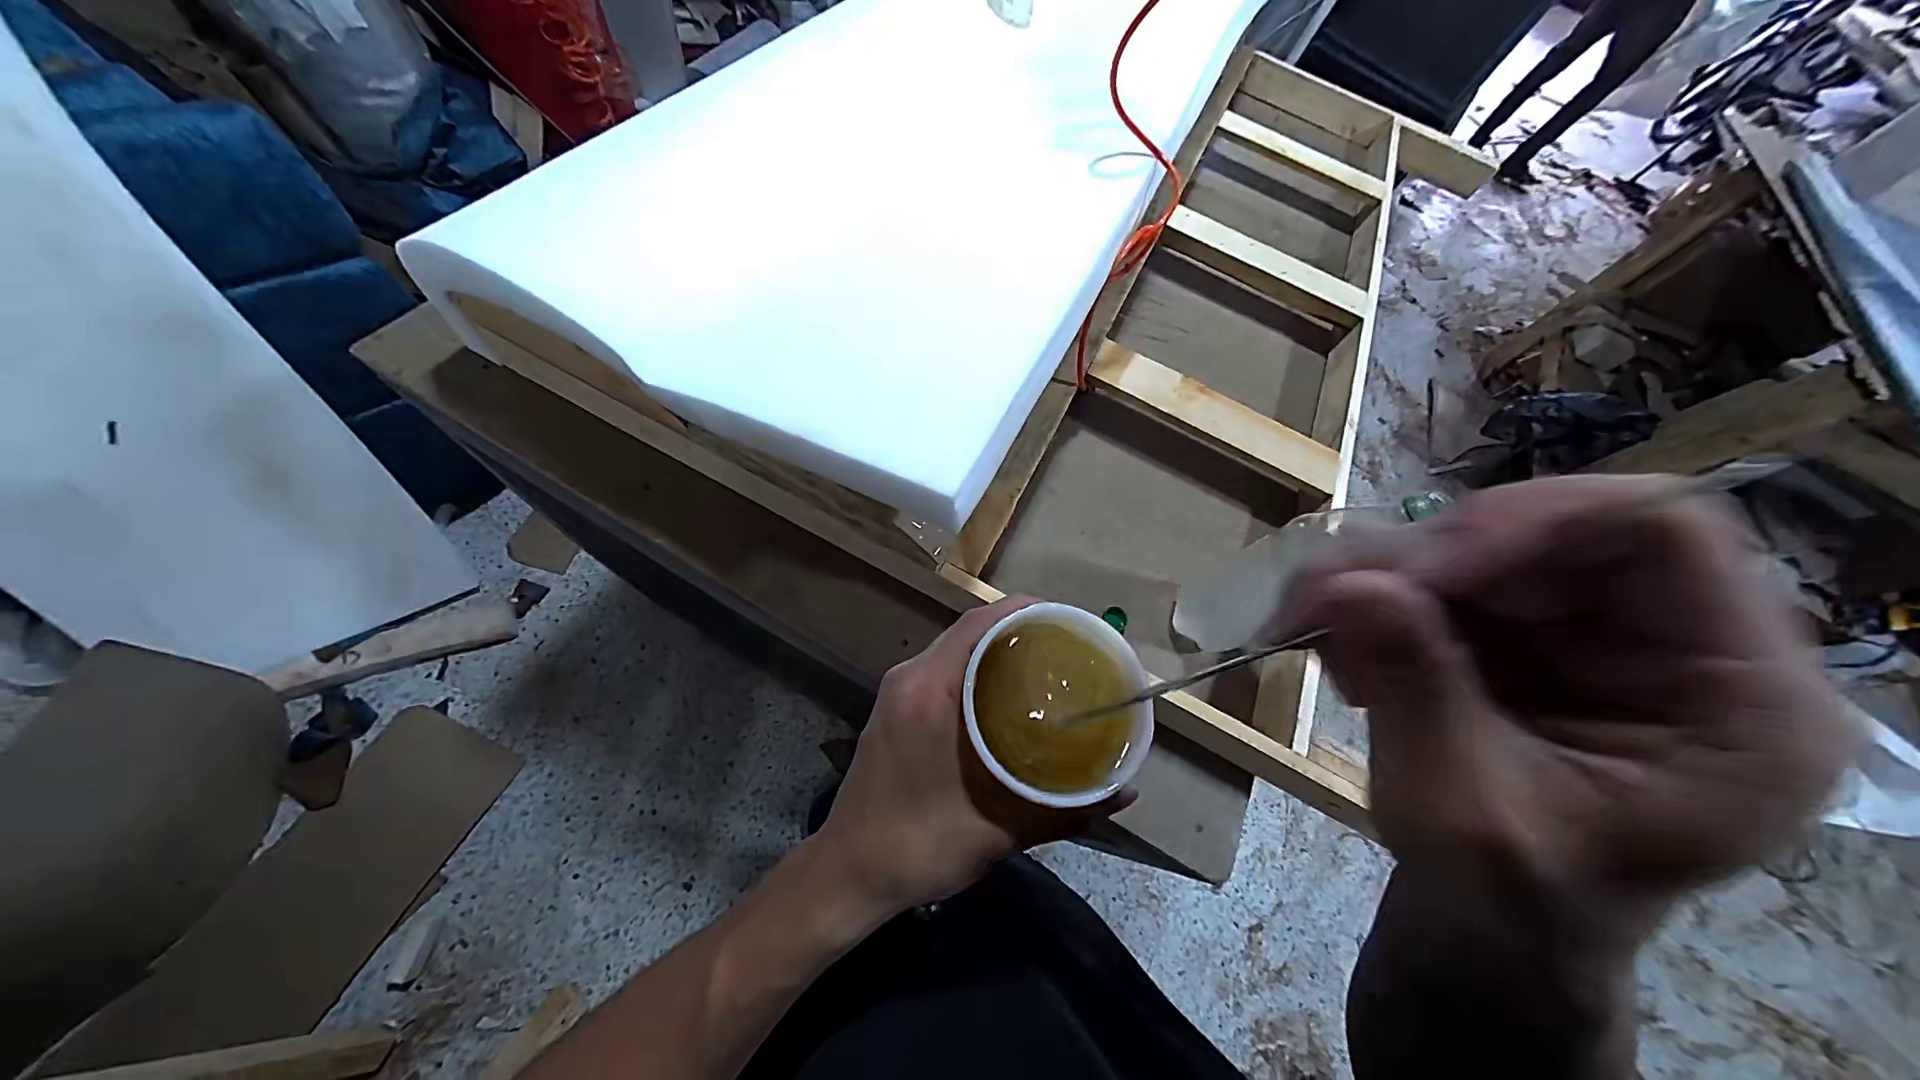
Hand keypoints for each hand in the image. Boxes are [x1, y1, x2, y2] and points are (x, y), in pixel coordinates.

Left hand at [811, 596, 1134, 914]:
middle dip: (1018, 630)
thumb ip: (1065, 808)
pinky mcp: (892, 709)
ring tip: (1042, 668)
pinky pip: (941, 670)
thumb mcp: (1001, 829)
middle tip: (1066, 649)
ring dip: (995, 650)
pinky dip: (974, 670)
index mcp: (929, 690)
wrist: (850, 872)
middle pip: (969, 631)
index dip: (1026, 611)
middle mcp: (909, 678)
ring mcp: (896, 692)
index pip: (979, 623)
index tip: (1069, 622)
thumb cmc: (921, 846)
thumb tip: (1125, 791)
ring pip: (954, 650)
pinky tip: (1004, 696)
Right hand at [1288, 476, 1853, 944]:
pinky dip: (1362, 602)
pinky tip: (1337, 654)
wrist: (1487, 925)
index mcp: (1730, 692)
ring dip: (1367, 579)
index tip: (1413, 574)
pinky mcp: (1502, 629)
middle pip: (1530, 531)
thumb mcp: (1465, 808)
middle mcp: (1656, 635)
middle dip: (1413, 563)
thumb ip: (1418, 692)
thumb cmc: (1510, 897)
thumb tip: (1345, 585)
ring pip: (1460, 545)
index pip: (1652, 529)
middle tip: (1319, 604)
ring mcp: (1571, 626)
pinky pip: (1421, 577)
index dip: (1526, 525)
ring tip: (1308, 633)